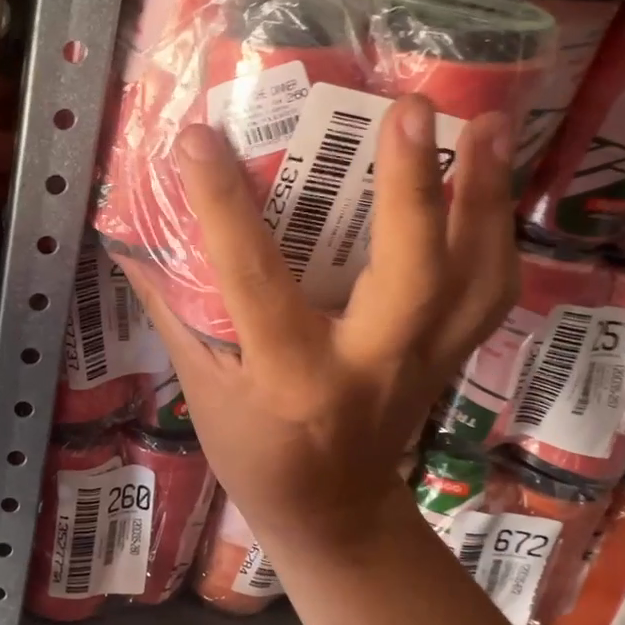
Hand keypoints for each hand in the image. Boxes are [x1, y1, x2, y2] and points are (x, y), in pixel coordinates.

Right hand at [117, 96, 518, 552]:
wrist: (335, 516)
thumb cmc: (253, 451)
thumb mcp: (197, 384)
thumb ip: (171, 305)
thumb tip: (129, 236)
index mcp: (290, 374)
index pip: (251, 278)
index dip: (221, 205)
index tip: (198, 138)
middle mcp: (370, 363)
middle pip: (411, 273)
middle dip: (413, 186)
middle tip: (409, 108)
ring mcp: (425, 361)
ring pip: (476, 277)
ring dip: (483, 195)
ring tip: (483, 122)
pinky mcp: (452, 355)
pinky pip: (490, 288)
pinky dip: (495, 228)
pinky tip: (489, 177)